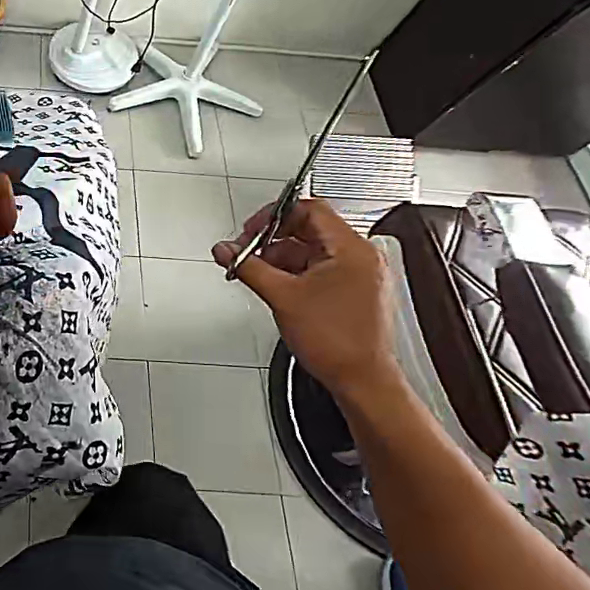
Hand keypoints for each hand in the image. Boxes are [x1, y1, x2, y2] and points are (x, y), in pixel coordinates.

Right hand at [212, 200, 397, 394]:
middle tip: (249, 251)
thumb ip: (249, 267)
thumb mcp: (282, 297)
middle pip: (310, 228)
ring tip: (259, 273)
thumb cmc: (339, 344)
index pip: (309, 209)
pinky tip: (279, 286)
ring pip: (314, 250)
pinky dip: (298, 272)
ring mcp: (361, 273)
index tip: (253, 230)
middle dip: (274, 239)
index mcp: (351, 248)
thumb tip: (227, 251)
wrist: (362, 380)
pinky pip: (322, 268)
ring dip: (283, 257)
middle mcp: (361, 256)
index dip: (274, 216)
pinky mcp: (356, 290)